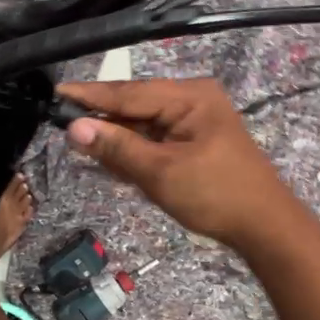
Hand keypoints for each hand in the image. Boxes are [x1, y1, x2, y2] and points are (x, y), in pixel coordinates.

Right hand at [59, 79, 290, 247]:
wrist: (264, 227)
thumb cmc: (215, 195)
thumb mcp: (160, 172)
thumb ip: (116, 147)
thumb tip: (74, 127)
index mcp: (188, 96)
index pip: (127, 92)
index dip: (89, 96)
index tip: (55, 94)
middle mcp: (191, 99)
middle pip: (132, 105)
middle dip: (101, 120)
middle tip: (61, 127)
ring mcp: (193, 120)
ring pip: (140, 123)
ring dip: (115, 139)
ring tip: (82, 147)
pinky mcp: (192, 141)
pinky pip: (152, 138)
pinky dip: (132, 150)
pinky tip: (111, 161)